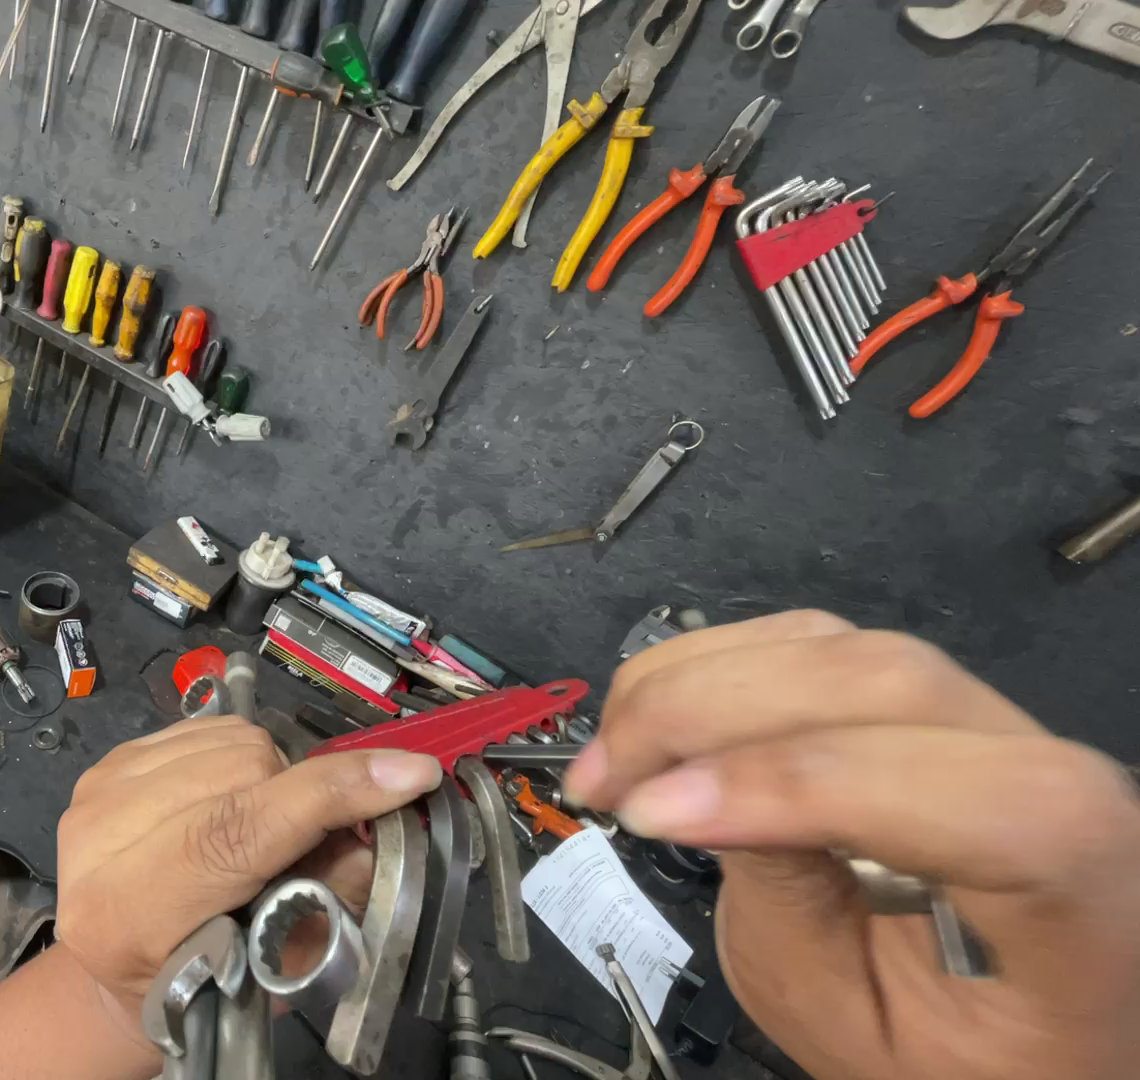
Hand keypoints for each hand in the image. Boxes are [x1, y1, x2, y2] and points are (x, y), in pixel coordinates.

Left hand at [53, 715, 442, 1041]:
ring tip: (260, 820)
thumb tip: (384, 812)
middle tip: (305, 836)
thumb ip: (330, 895)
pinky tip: (229, 793)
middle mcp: (101, 837)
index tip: (407, 773)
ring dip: (269, 770)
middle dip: (297, 791)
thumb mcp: (269, 969)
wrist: (110, 960)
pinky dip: (238, 753)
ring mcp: (100, 787)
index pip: (239, 831)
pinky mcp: (108, 758)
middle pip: (239, 767)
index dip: (326, 796)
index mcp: (131, 912)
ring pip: (227, 736)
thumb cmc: (191, 983)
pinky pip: (204, 726)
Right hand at [564, 610, 1139, 1079]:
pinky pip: (786, 639)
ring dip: (680, 685)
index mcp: (1092, 905)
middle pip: (881, 682)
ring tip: (608, 756)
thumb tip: (680, 790)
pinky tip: (642, 720)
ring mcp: (977, 715)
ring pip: (820, 642)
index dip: (810, 786)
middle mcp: (1053, 778)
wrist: (970, 1003)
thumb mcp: (839, 1009)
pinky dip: (689, 668)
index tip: (653, 820)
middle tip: (598, 781)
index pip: (999, 805)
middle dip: (701, 714)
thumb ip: (781, 896)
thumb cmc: (919, 1038)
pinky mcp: (898, 689)